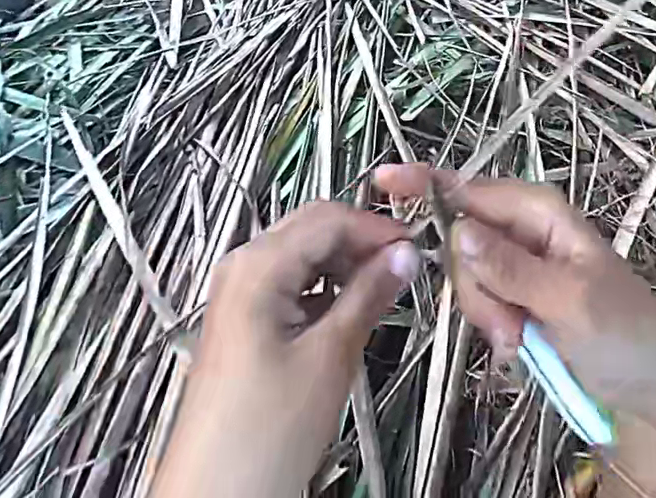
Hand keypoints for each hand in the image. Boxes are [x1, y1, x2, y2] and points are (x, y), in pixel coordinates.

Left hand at [150, 202, 419, 497]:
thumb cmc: (262, 437)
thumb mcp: (329, 357)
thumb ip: (369, 294)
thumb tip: (404, 254)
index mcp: (258, 265)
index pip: (330, 219)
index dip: (376, 228)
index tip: (415, 246)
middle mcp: (243, 266)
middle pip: (314, 227)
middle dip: (361, 241)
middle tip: (403, 265)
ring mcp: (240, 291)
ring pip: (304, 252)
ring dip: (345, 262)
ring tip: (382, 288)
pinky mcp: (243, 317)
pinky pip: (292, 280)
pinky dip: (325, 285)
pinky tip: (349, 308)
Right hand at [374, 164, 655, 412]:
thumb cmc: (623, 329)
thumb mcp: (567, 299)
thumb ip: (510, 267)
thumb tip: (457, 232)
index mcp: (537, 211)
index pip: (469, 189)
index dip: (425, 183)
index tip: (383, 181)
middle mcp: (522, 227)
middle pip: (461, 241)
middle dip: (476, 287)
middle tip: (509, 325)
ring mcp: (517, 261)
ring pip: (467, 275)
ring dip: (487, 312)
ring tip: (521, 338)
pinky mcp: (515, 292)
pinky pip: (481, 300)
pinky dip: (493, 325)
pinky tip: (520, 343)